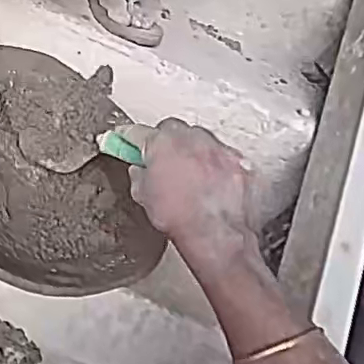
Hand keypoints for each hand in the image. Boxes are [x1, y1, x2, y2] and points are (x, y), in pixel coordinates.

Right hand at [118, 119, 257, 265]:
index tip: (122, 139)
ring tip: (185, 173)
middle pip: (172, 129)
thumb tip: (140, 169)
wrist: (216, 235)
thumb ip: (139, 174)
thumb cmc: (180, 217)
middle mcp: (193, 139)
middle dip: (163, 140)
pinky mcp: (240, 163)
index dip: (127, 137)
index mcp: (162, 143)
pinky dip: (214, 165)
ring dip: (190, 151)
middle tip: (157, 158)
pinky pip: (222, 156)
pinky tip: (208, 182)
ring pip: (200, 139)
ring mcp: (220, 150)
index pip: (137, 132)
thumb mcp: (143, 196)